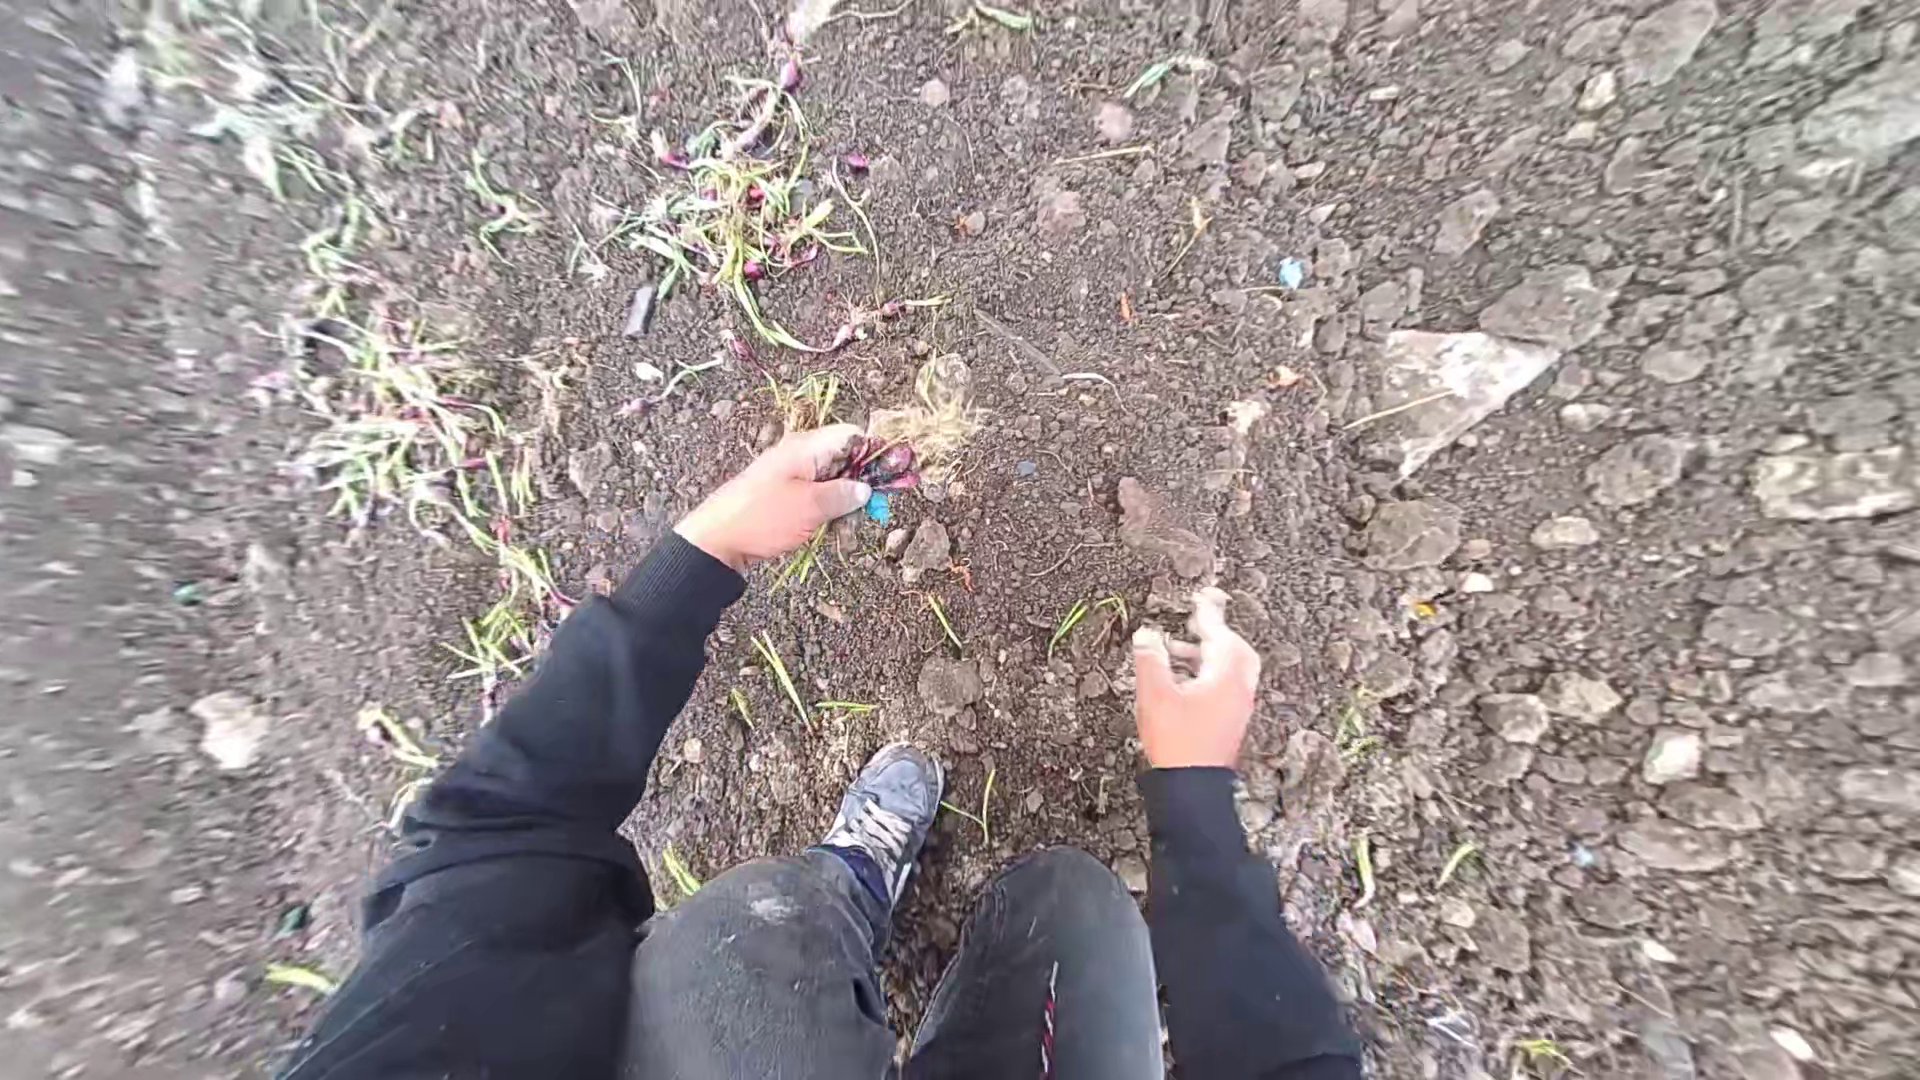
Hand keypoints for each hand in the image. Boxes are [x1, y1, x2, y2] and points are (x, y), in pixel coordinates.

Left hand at [675, 424, 870, 571]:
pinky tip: (834, 533)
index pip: (852, 435)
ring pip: (834, 484)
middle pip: (846, 461)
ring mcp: (792, 477)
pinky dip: (830, 514)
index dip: (876, 453)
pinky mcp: (786, 498)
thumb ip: (845, 494)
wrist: (715, 542)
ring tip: (849, 532)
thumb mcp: (811, 506)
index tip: (892, 476)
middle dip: (863, 486)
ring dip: (847, 506)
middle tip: (873, 511)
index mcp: (806, 447)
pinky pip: (818, 499)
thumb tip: (867, 488)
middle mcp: (800, 456)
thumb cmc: (763, 518)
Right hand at [1132, 588, 1261, 768]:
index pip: (1221, 636)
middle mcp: (1238, 691)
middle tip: (1195, 623)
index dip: (1209, 615)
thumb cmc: (1176, 742)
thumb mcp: (1155, 695)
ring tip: (1177, 650)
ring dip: (1207, 654)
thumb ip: (1151, 660)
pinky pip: (1224, 684)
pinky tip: (1183, 678)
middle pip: (1236, 651)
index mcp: (1225, 680)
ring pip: (1230, 669)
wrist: (1191, 787)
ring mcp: (1236, 708)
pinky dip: (1207, 671)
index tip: (1202, 598)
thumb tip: (1147, 635)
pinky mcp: (1228, 720)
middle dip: (1215, 634)